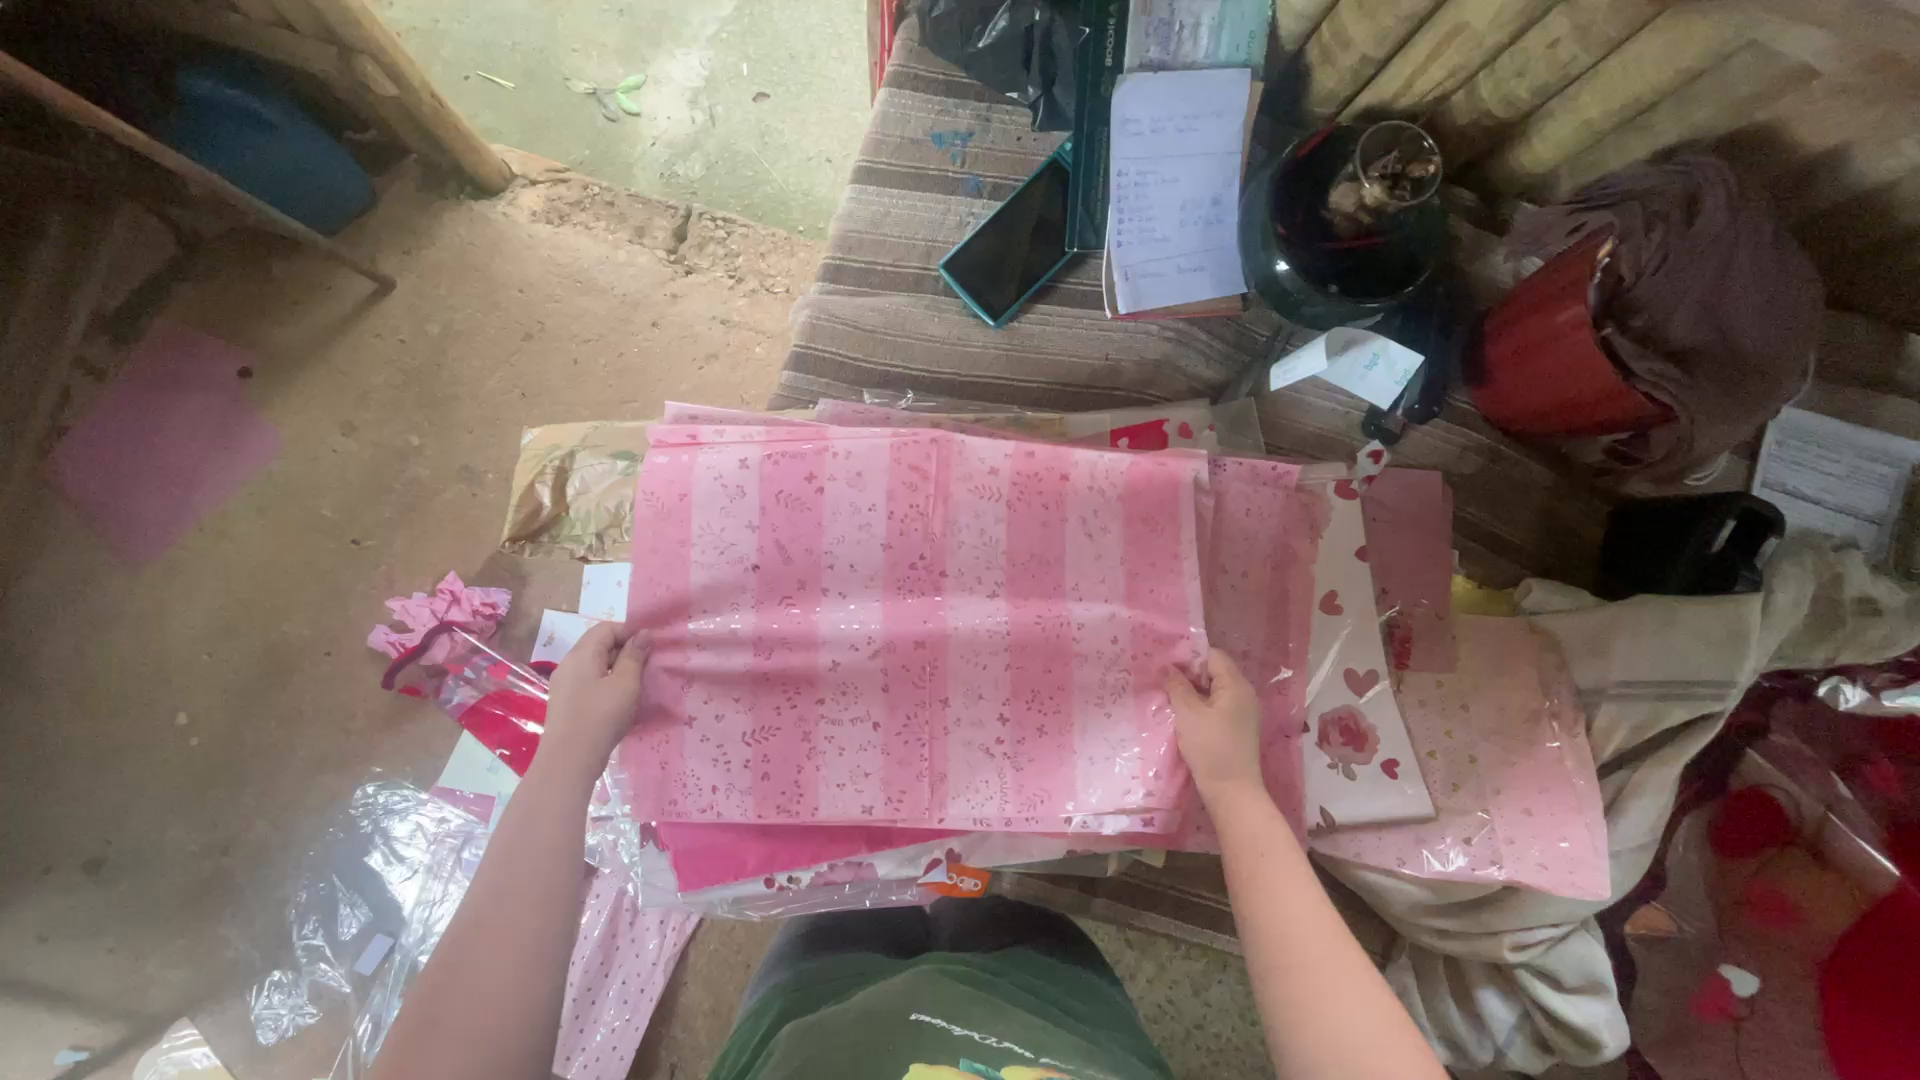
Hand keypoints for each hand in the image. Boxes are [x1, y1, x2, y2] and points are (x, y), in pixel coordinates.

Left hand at [541, 620, 649, 769]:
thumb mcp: (626, 683)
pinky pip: (589, 682)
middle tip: (648, 667)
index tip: (650, 648)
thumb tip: (644, 634)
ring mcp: (564, 684)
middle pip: (599, 645)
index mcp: (581, 654)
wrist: (569, 760)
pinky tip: (620, 701)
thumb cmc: (601, 716)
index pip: (606, 628)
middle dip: (626, 651)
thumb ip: (635, 655)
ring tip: (637, 685)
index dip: (630, 633)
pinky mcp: (566, 702)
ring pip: (595, 665)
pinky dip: (607, 684)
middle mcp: (568, 664)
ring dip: (618, 669)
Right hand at [1165, 648, 1264, 796]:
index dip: (1189, 656)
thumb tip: (1166, 666)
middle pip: (1214, 671)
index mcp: (1236, 686)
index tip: (1165, 661)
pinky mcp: (1237, 727)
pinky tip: (1181, 711)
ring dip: (1192, 690)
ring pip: (1214, 689)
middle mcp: (1244, 694)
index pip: (1213, 656)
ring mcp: (1242, 712)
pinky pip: (1216, 705)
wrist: (1232, 791)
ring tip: (1167, 692)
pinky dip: (1199, 704)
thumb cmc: (1210, 748)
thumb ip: (1177, 686)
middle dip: (1188, 672)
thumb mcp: (1188, 714)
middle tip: (1162, 676)